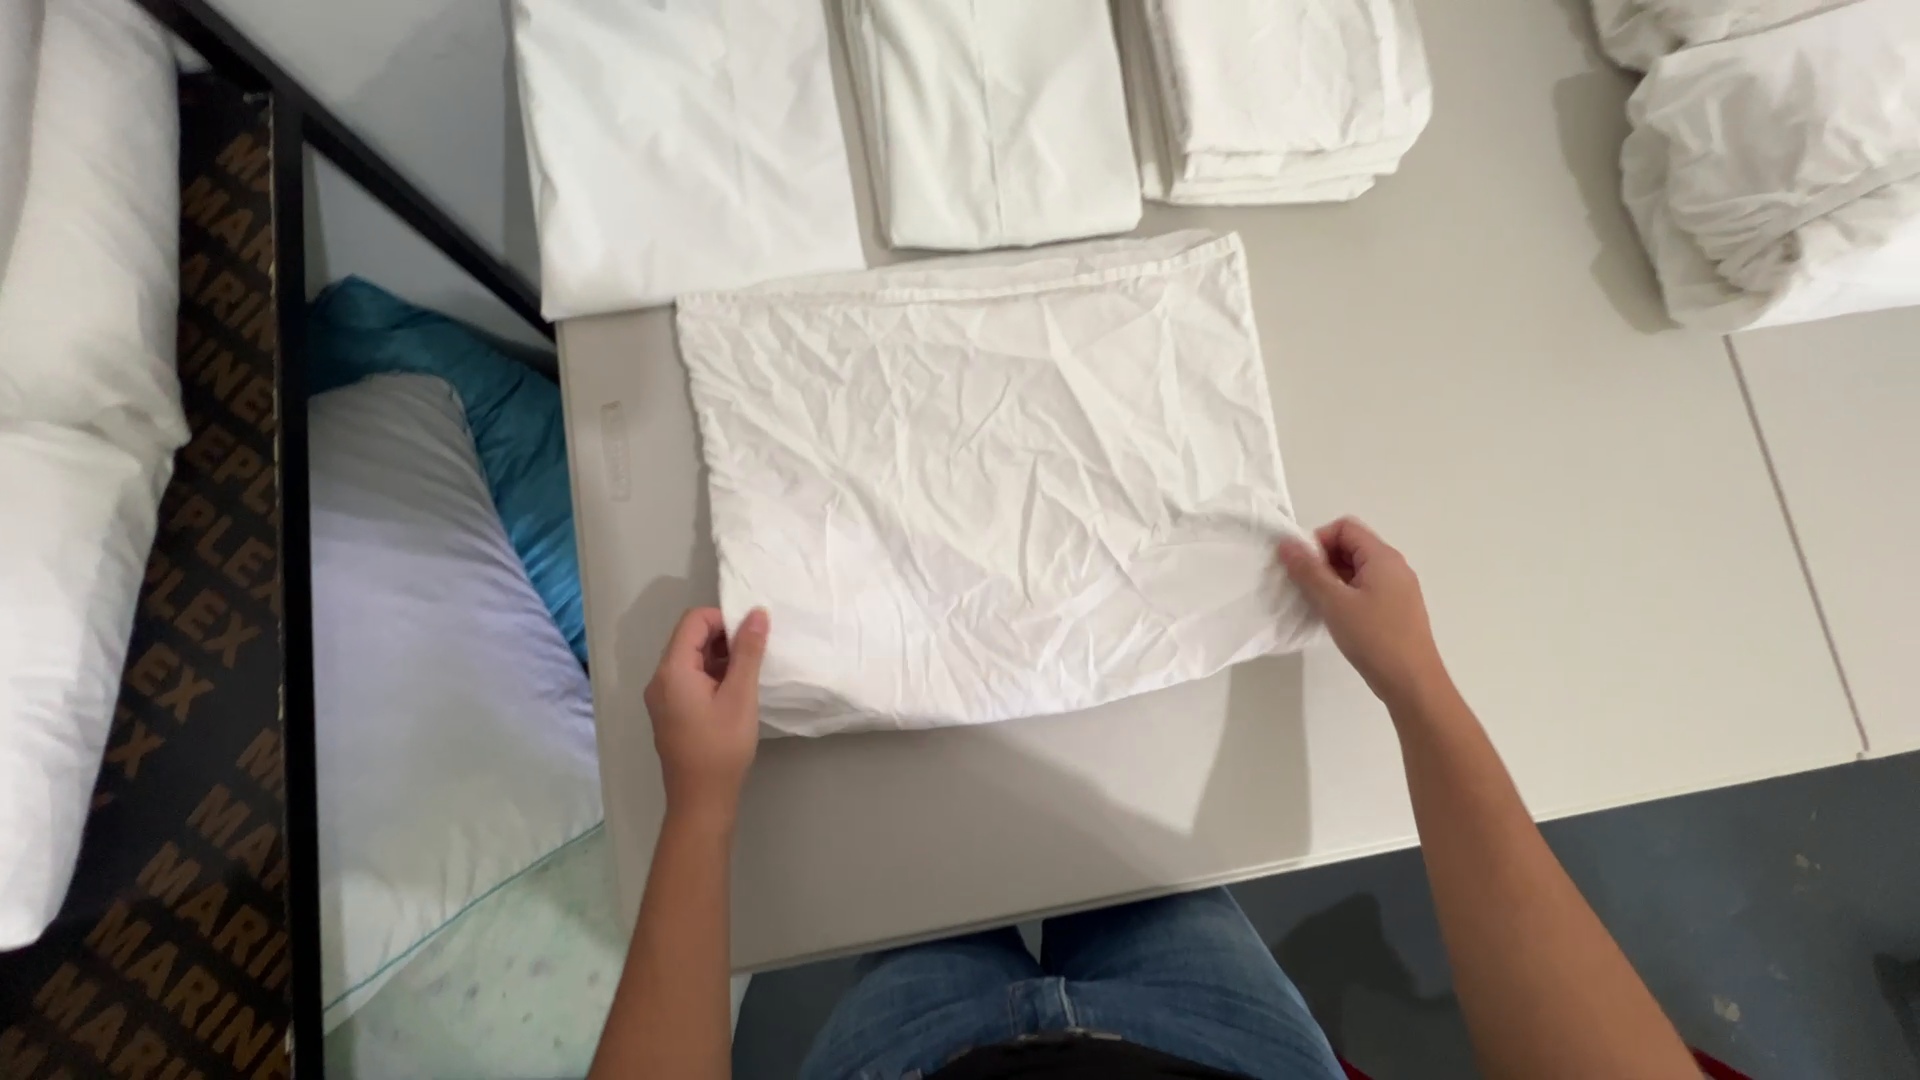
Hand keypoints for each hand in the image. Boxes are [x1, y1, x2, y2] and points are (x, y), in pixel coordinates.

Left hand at [643, 607, 768, 826]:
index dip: (725, 619)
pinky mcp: (671, 711)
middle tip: (755, 655)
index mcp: (672, 670)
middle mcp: (660, 679)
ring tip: (748, 675)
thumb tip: (756, 613)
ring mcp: (663, 696)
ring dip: (721, 657)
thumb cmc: (722, 746)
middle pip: (690, 637)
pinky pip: (690, 678)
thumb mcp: (741, 695)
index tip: (752, 637)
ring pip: (692, 658)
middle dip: (724, 637)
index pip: (694, 620)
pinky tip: (735, 692)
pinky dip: (713, 675)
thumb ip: (748, 651)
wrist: (701, 799)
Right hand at [1277, 518, 1450, 708]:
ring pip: (1356, 568)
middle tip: (1305, 586)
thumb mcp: (1334, 602)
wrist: (1412, 682)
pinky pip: (1364, 587)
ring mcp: (1397, 588)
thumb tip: (1286, 543)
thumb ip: (1308, 570)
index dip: (1318, 541)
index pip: (1344, 527)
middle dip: (1322, 560)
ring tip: (1317, 603)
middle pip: (1350, 545)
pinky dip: (1344, 593)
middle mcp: (1394, 566)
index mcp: (1382, 557)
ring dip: (1331, 578)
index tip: (1302, 568)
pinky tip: (1335, 616)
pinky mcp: (1395, 608)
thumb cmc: (1373, 637)